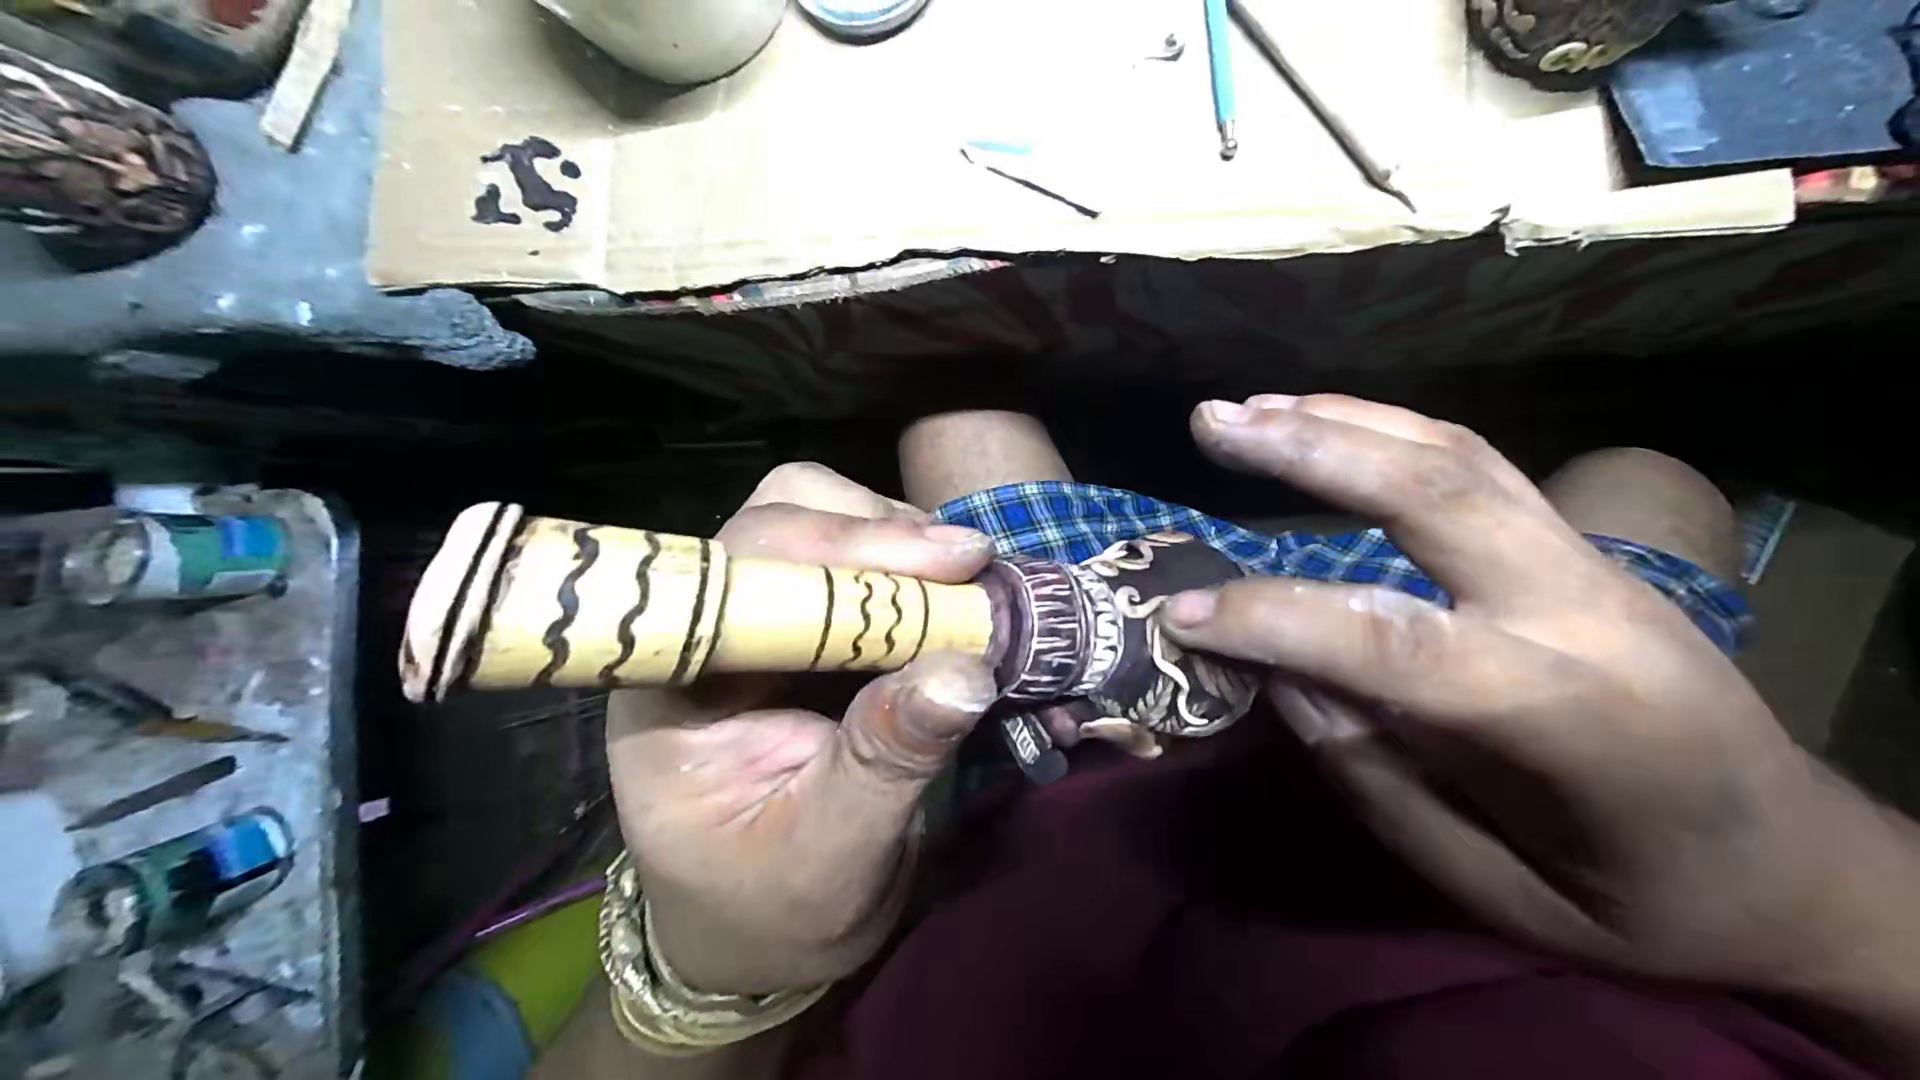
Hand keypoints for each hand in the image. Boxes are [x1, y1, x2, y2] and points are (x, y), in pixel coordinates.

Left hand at [606, 463, 996, 994]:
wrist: (762, 928)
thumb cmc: (771, 910)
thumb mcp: (832, 856)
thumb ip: (887, 761)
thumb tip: (966, 670)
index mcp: (674, 685)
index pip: (740, 572)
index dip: (841, 550)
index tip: (949, 563)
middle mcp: (707, 628)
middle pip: (777, 519)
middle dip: (877, 531)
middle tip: (968, 568)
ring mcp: (757, 615)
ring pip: (818, 518)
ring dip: (898, 536)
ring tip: (963, 584)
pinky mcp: (803, 620)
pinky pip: (855, 556)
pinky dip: (910, 561)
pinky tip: (948, 591)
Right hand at [1160, 395, 1919, 1003]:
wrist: (1792, 862)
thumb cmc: (1629, 898)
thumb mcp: (1483, 880)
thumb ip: (1366, 769)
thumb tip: (1272, 668)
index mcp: (1574, 718)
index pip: (1396, 644)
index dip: (1275, 621)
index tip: (1180, 615)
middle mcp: (1585, 611)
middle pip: (1438, 494)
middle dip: (1310, 450)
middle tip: (1209, 423)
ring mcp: (1585, 563)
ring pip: (1453, 454)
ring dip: (1336, 421)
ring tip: (1242, 411)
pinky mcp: (1570, 547)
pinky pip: (1470, 461)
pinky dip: (1379, 426)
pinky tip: (1314, 420)